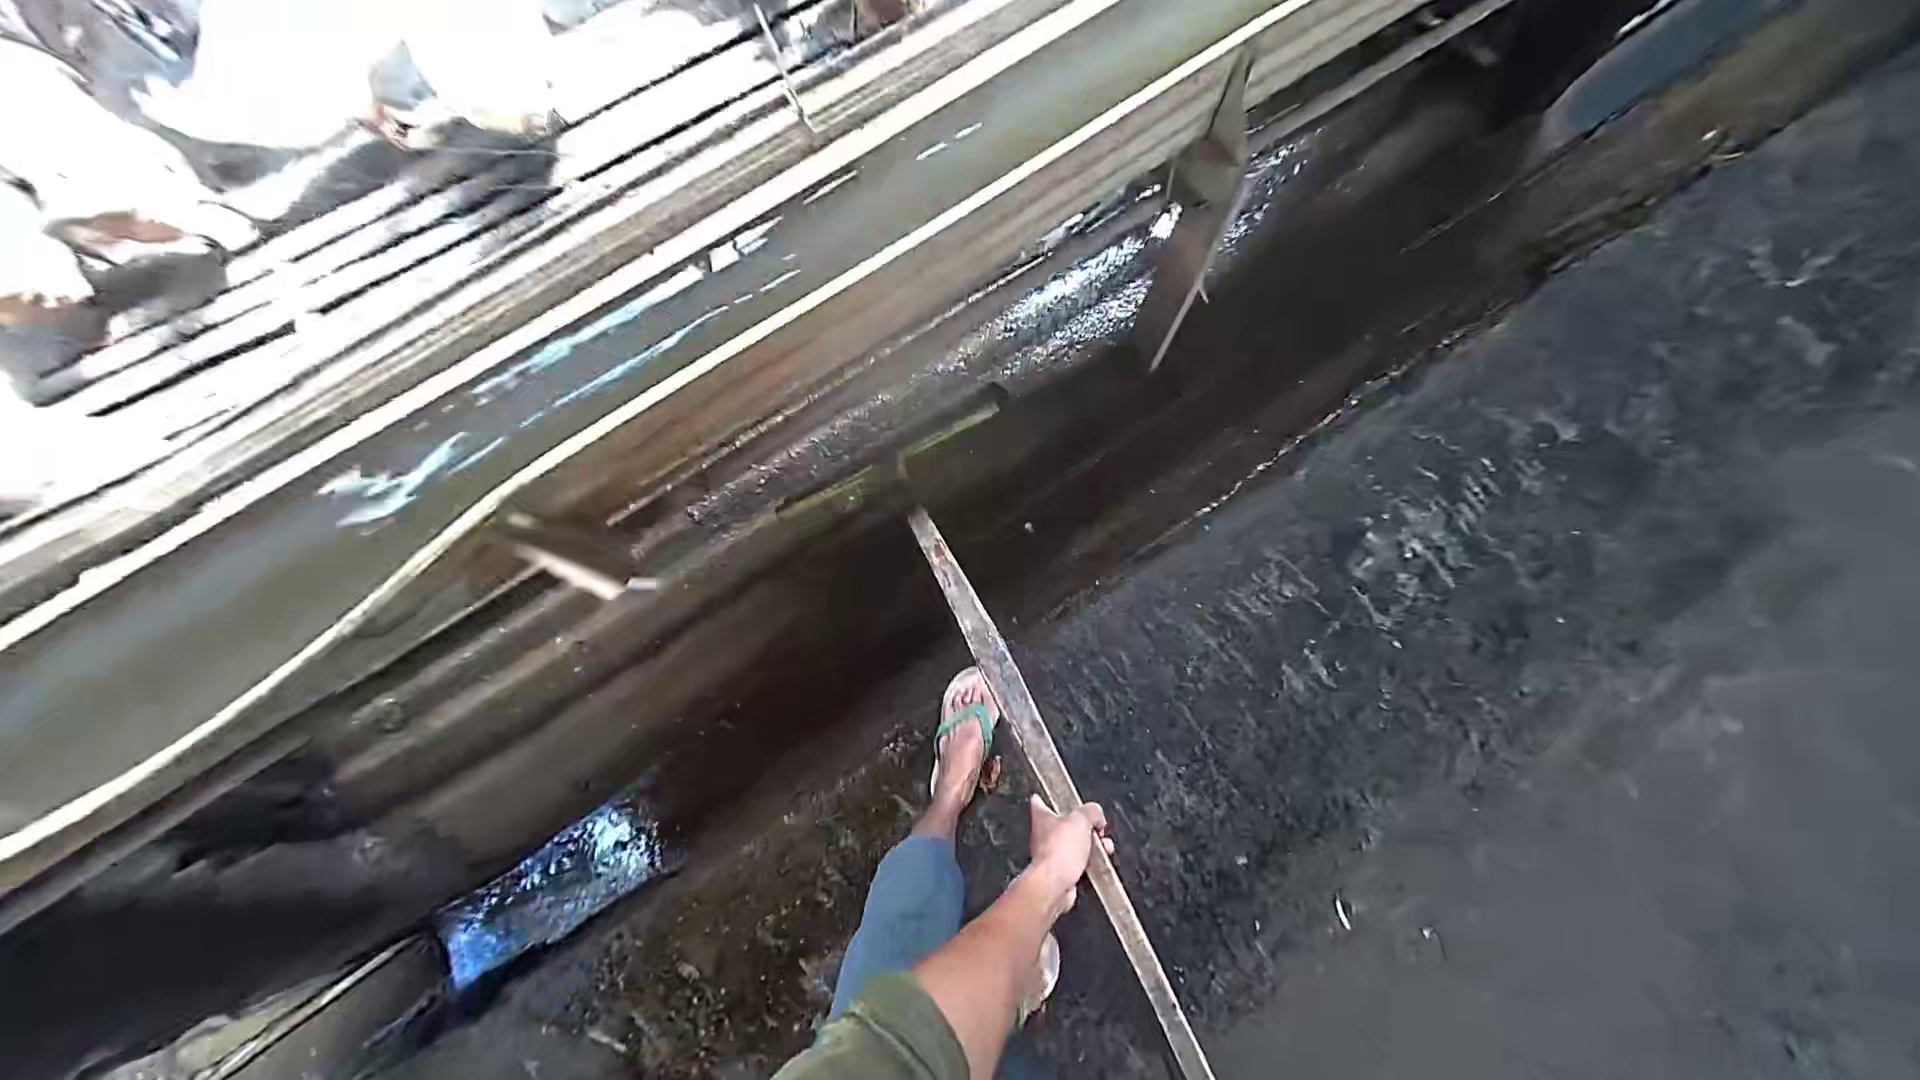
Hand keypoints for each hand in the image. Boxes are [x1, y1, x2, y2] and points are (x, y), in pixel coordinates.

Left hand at [1023, 795, 1113, 919]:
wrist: (1054, 885)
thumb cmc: (1058, 851)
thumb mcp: (1081, 820)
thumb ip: (1091, 811)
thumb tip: (1097, 814)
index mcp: (1042, 816)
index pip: (1041, 801)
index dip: (1053, 800)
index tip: (1063, 800)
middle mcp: (1044, 834)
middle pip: (1067, 824)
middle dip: (1086, 827)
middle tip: (1097, 829)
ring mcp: (1052, 854)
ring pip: (1075, 845)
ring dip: (1092, 846)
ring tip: (1104, 847)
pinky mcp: (1061, 872)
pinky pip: (1079, 863)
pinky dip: (1091, 863)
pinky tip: (1099, 863)